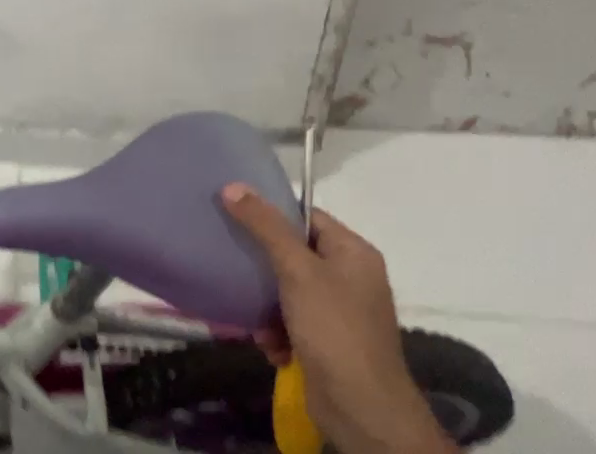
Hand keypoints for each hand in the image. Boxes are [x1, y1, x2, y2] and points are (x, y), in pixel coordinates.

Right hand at [220, 185, 456, 453]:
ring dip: (266, 306)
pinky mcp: (328, 342)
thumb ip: (265, 227)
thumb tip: (232, 185)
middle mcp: (351, 278)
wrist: (363, 410)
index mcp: (353, 253)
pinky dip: (277, 332)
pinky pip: (292, 321)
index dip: (273, 215)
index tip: (236, 216)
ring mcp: (341, 312)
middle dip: (263, 267)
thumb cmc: (334, 330)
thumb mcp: (297, 271)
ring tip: (256, 322)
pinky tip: (270, 347)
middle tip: (233, 266)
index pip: (307, 217)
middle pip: (293, 253)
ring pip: (287, 291)